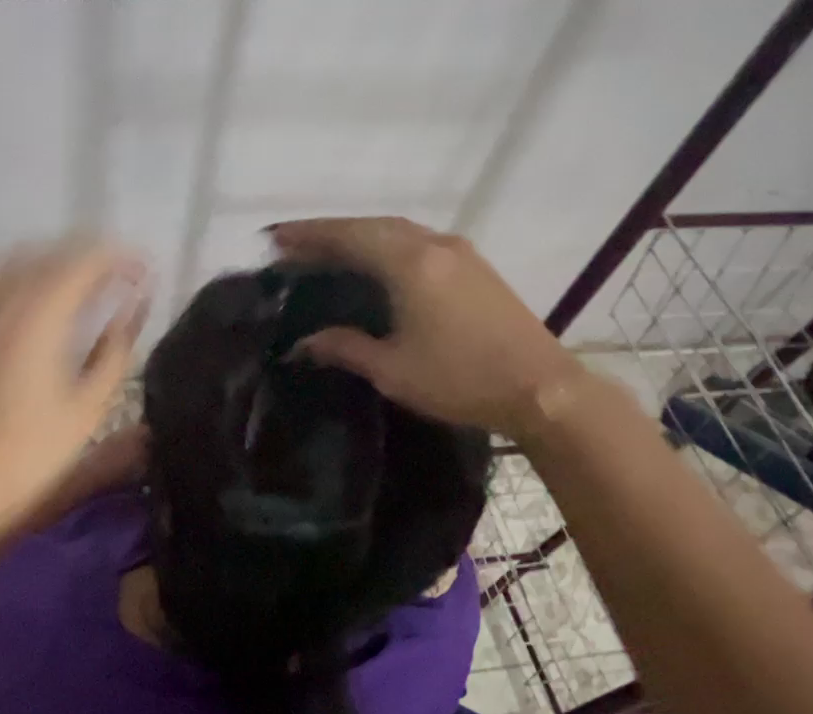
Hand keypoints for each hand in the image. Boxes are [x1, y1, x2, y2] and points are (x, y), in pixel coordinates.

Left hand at [0, 238, 149, 542]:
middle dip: (94, 258)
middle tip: (125, 282)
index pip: (87, 259)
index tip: (148, 275)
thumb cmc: (27, 456)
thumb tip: (134, 309)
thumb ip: (115, 351)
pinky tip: (33, 302)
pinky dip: (21, 277)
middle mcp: (2, 298)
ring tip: (85, 287)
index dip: (123, 260)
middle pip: (53, 253)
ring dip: (57, 263)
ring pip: (20, 262)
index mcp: (39, 314)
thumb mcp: (87, 410)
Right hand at [269, 217, 581, 434]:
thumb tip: (304, 342)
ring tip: (327, 254)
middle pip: (373, 226)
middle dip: (331, 233)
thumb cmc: (458, 379)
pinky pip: (418, 244)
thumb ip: (345, 347)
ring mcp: (460, 253)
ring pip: (399, 232)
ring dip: (361, 237)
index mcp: (410, 264)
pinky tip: (374, 267)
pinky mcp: (475, 269)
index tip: (274, 239)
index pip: (349, 236)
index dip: (309, 235)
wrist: (537, 387)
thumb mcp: (392, 370)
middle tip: (293, 246)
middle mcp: (435, 245)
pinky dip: (387, 247)